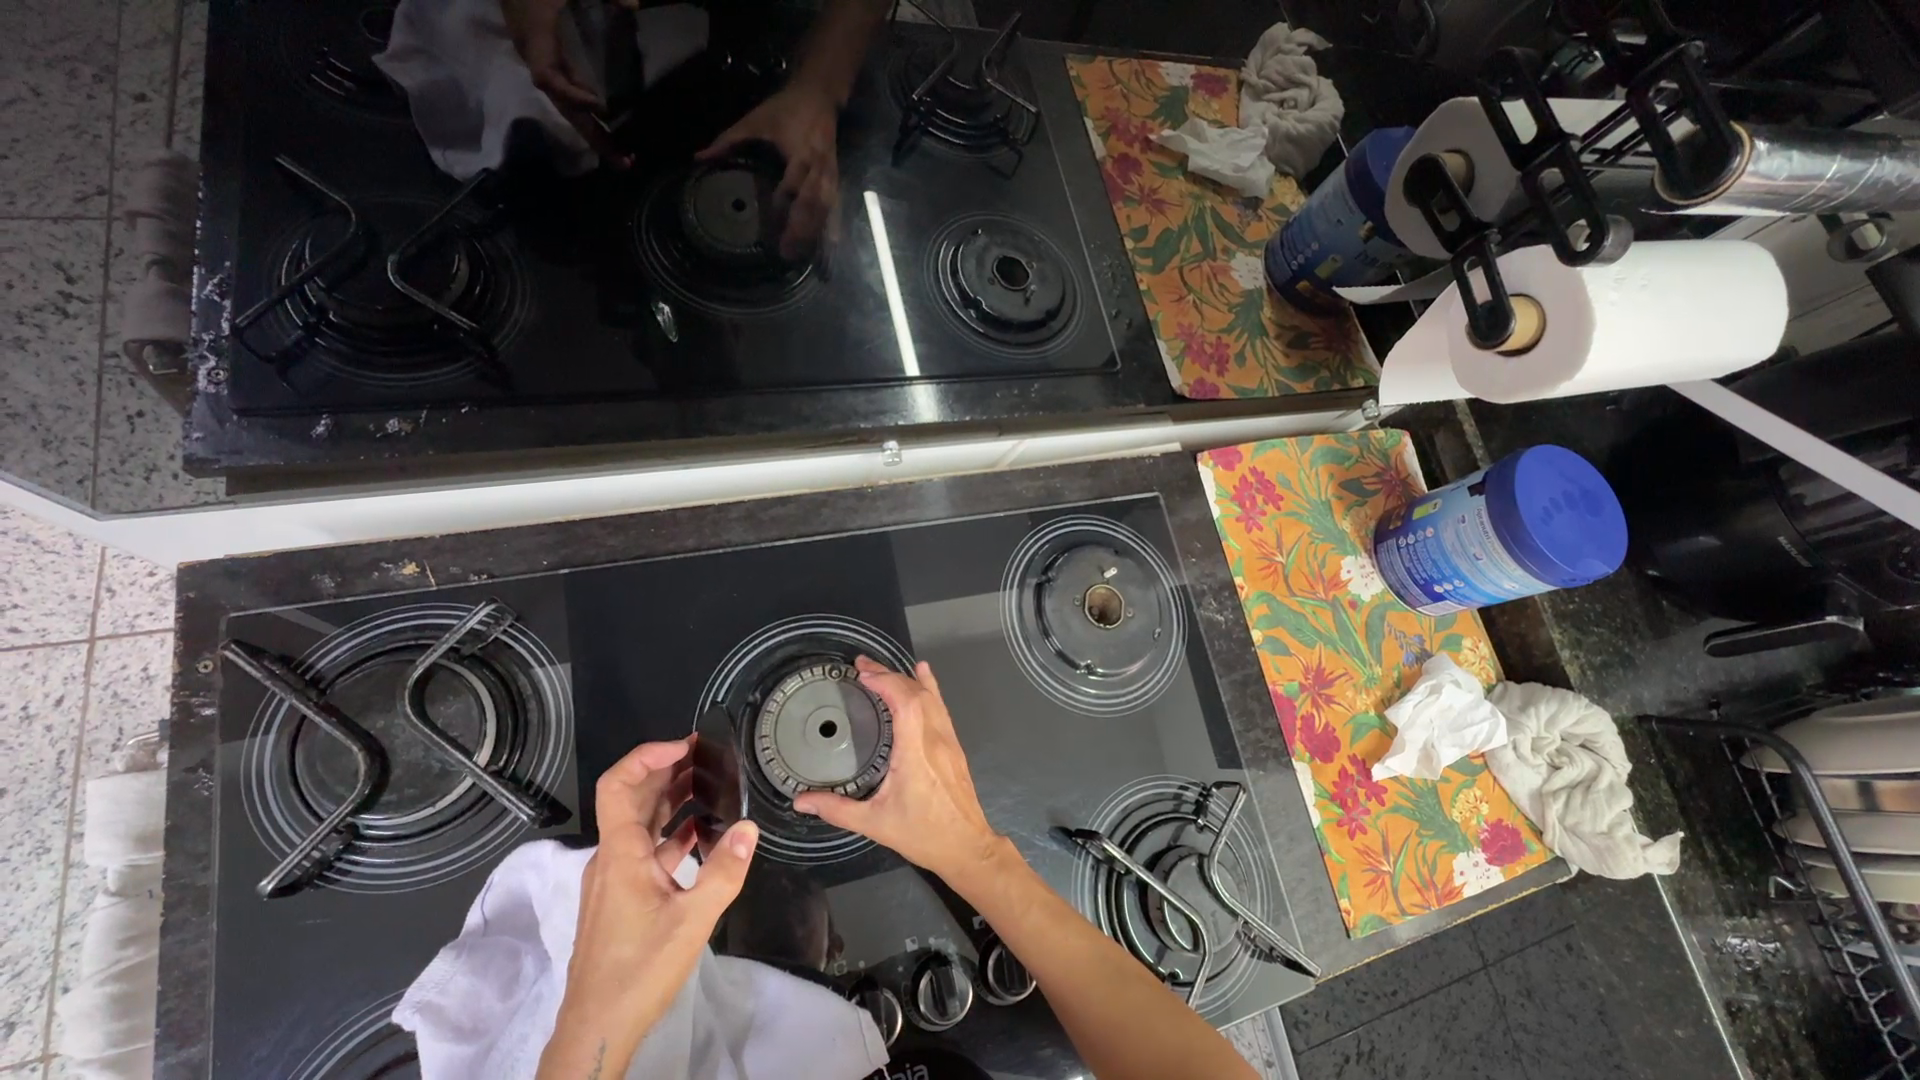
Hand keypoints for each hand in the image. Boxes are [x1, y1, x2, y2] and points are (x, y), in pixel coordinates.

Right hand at [502, 0, 633, 167]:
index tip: (599, 105)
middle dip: (594, 136)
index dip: (571, 94)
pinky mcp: (555, 69)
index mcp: (536, 40)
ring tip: (624, 159)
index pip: (547, 77)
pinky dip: (594, 119)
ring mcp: (547, 68)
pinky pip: (574, 100)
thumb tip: (632, 5)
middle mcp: (539, 62)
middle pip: (565, 108)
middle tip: (623, 162)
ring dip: (597, 135)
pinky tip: (616, 135)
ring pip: (571, 109)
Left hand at [543, 739, 758, 1073]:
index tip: (685, 746)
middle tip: (705, 756)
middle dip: (665, 772)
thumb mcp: (693, 920)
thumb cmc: (640, 970)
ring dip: (668, 801)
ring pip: (638, 826)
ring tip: (708, 785)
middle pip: (630, 799)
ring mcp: (613, 880)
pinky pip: (644, 851)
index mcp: (620, 854)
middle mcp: (610, 859)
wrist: (598, 1026)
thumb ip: (723, 871)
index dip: (647, 756)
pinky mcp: (620, 899)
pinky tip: (700, 835)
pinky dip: (670, 834)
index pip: (618, 785)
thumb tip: (749, 827)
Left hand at [696, 81, 841, 260]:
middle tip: (787, 252)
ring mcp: (830, 175)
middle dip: (801, 229)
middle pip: (812, 203)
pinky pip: (836, 207)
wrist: (819, 95)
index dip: (783, 204)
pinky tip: (830, 246)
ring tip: (802, 255)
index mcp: (799, 152)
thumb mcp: (755, 120)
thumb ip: (728, 140)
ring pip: (825, 209)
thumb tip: (699, 158)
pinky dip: (833, 227)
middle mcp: (818, 167)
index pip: (792, 184)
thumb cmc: (785, 108)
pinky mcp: (836, 180)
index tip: (772, 226)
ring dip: (815, 233)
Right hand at [793, 657, 1004, 883]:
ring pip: (932, 697)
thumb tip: (801, 801)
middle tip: (862, 666)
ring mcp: (949, 741)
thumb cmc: (922, 834)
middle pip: (916, 693)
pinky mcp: (954, 747)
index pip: (905, 701)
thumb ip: (836, 809)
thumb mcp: (874, 823)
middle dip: (889, 674)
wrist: (966, 847)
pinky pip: (941, 708)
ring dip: (907, 678)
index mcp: (916, 751)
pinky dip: (929, 688)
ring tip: (883, 669)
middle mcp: (935, 738)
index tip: (862, 673)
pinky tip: (924, 675)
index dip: (885, 681)